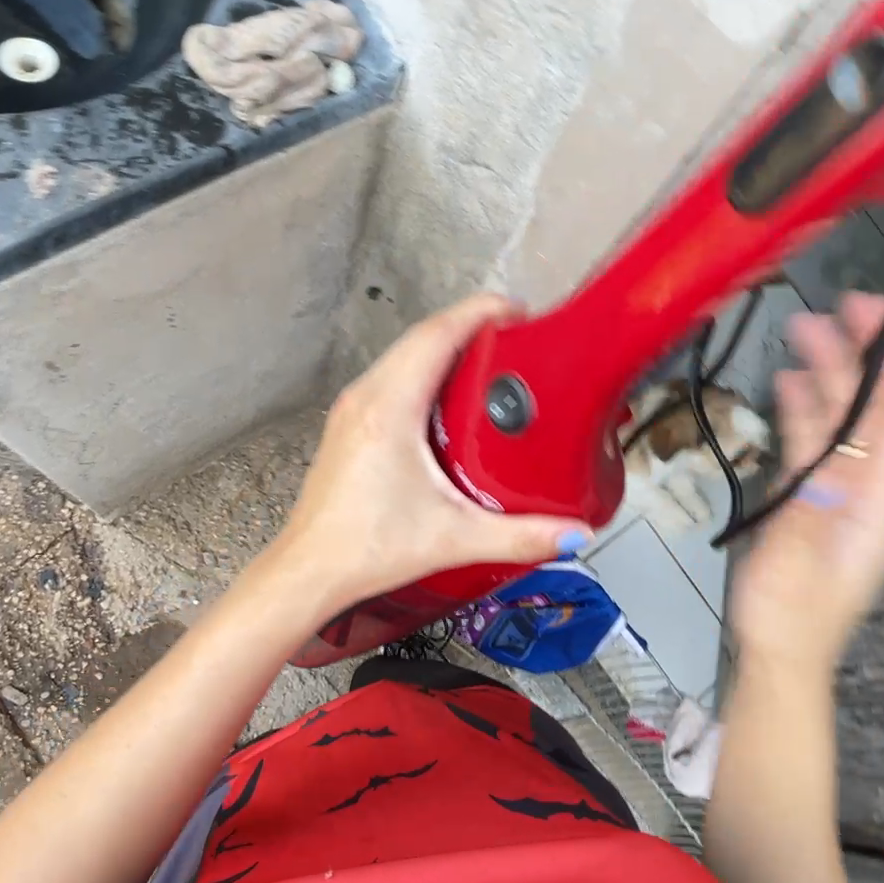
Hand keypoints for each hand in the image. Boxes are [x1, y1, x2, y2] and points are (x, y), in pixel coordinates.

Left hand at [276, 294, 593, 609]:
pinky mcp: (350, 427)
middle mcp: (365, 399)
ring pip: (403, 357)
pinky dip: (424, 374)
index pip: (436, 335)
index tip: (516, 311)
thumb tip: (573, 532)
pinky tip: (450, 402)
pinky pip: (391, 380)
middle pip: (421, 337)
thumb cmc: (361, 549)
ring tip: (490, 362)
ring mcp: (352, 411)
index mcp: (388, 410)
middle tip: (514, 337)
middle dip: (470, 328)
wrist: (310, 572)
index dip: (480, 312)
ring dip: (445, 350)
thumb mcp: (453, 538)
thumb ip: (521, 536)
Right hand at [729, 293, 883, 663]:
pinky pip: (822, 442)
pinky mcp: (819, 497)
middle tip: (845, 307)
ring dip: (835, 374)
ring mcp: (847, 491)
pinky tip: (791, 381)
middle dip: (872, 356)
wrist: (779, 654)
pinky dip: (810, 408)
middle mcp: (877, 490)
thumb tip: (831, 445)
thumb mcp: (798, 555)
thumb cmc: (789, 612)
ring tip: (805, 330)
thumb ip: (815, 499)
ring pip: (852, 421)